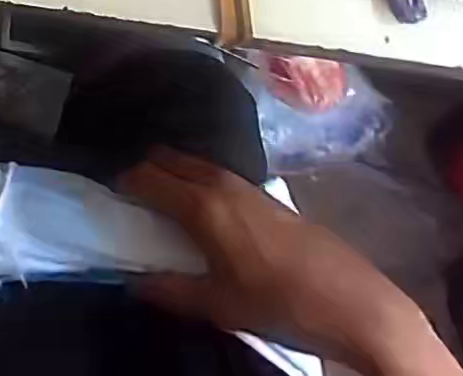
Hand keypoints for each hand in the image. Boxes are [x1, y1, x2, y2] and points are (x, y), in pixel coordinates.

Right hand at [118, 147, 462, 375]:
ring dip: (172, 172)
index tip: (110, 193)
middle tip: (131, 196)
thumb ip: (171, 289)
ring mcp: (243, 182)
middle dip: (145, 169)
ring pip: (192, 162)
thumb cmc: (280, 303)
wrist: (353, 301)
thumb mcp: (219, 305)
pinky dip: (195, 178)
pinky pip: (213, 171)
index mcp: (201, 205)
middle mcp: (218, 181)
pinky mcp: (263, 191)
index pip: (148, 176)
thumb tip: (133, 280)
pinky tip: (201, 209)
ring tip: (162, 202)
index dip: (124, 180)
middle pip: (168, 158)